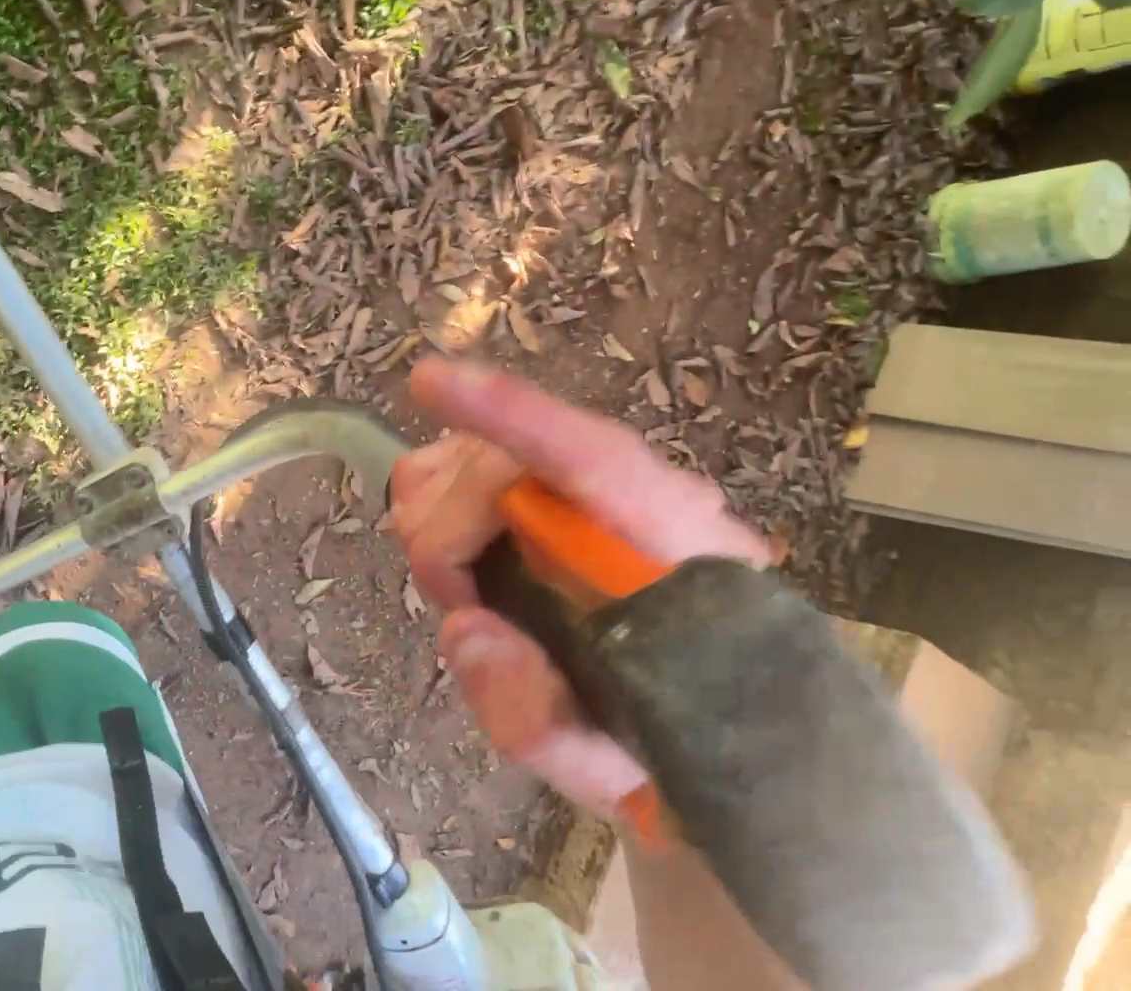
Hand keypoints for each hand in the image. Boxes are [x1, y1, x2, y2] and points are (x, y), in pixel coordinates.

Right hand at [392, 358, 769, 814]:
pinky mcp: (555, 489)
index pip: (592, 460)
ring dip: (441, 522)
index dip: (510, 415)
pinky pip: (463, 469)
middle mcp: (633, 499)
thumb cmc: (666, 744)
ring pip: (469, 459)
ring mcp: (591, 488)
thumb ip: (533, 716)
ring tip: (467, 584)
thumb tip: (466, 629)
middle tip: (458, 593)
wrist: (721, 725)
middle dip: (450, 528)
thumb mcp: (600, 768)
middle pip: (500, 463)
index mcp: (673, 558)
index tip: (428, 382)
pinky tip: (462, 556)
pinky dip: (438, 509)